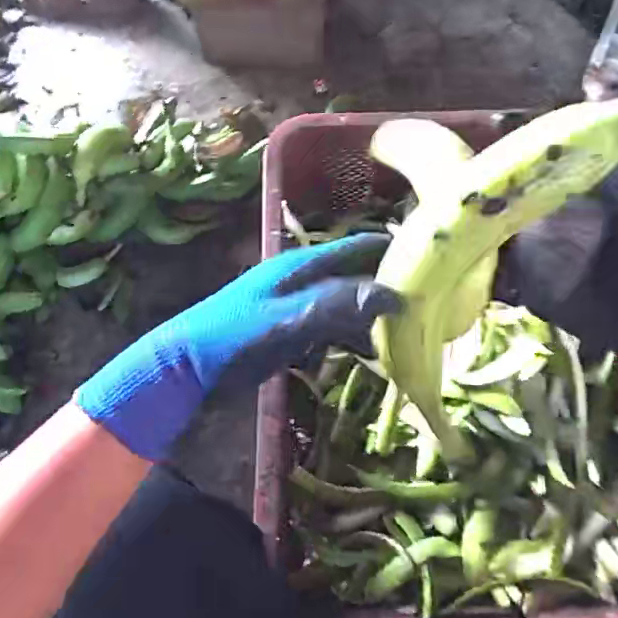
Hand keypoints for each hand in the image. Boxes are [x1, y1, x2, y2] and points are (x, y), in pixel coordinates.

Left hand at [76, 234, 398, 459]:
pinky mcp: (291, 332)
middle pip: (358, 276)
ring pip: (348, 304)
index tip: (434, 264)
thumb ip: (335, 305)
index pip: (359, 247)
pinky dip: (353, 337)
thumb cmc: (230, 337)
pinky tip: (370, 355)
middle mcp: (304, 279)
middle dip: (390, 288)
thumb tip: (393, 295)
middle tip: (430, 307)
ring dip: (374, 317)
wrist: (183, 370)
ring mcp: (297, 306)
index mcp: (302, 264)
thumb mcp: (285, 320)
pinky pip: (332, 328)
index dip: (395, 251)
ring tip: (409, 335)